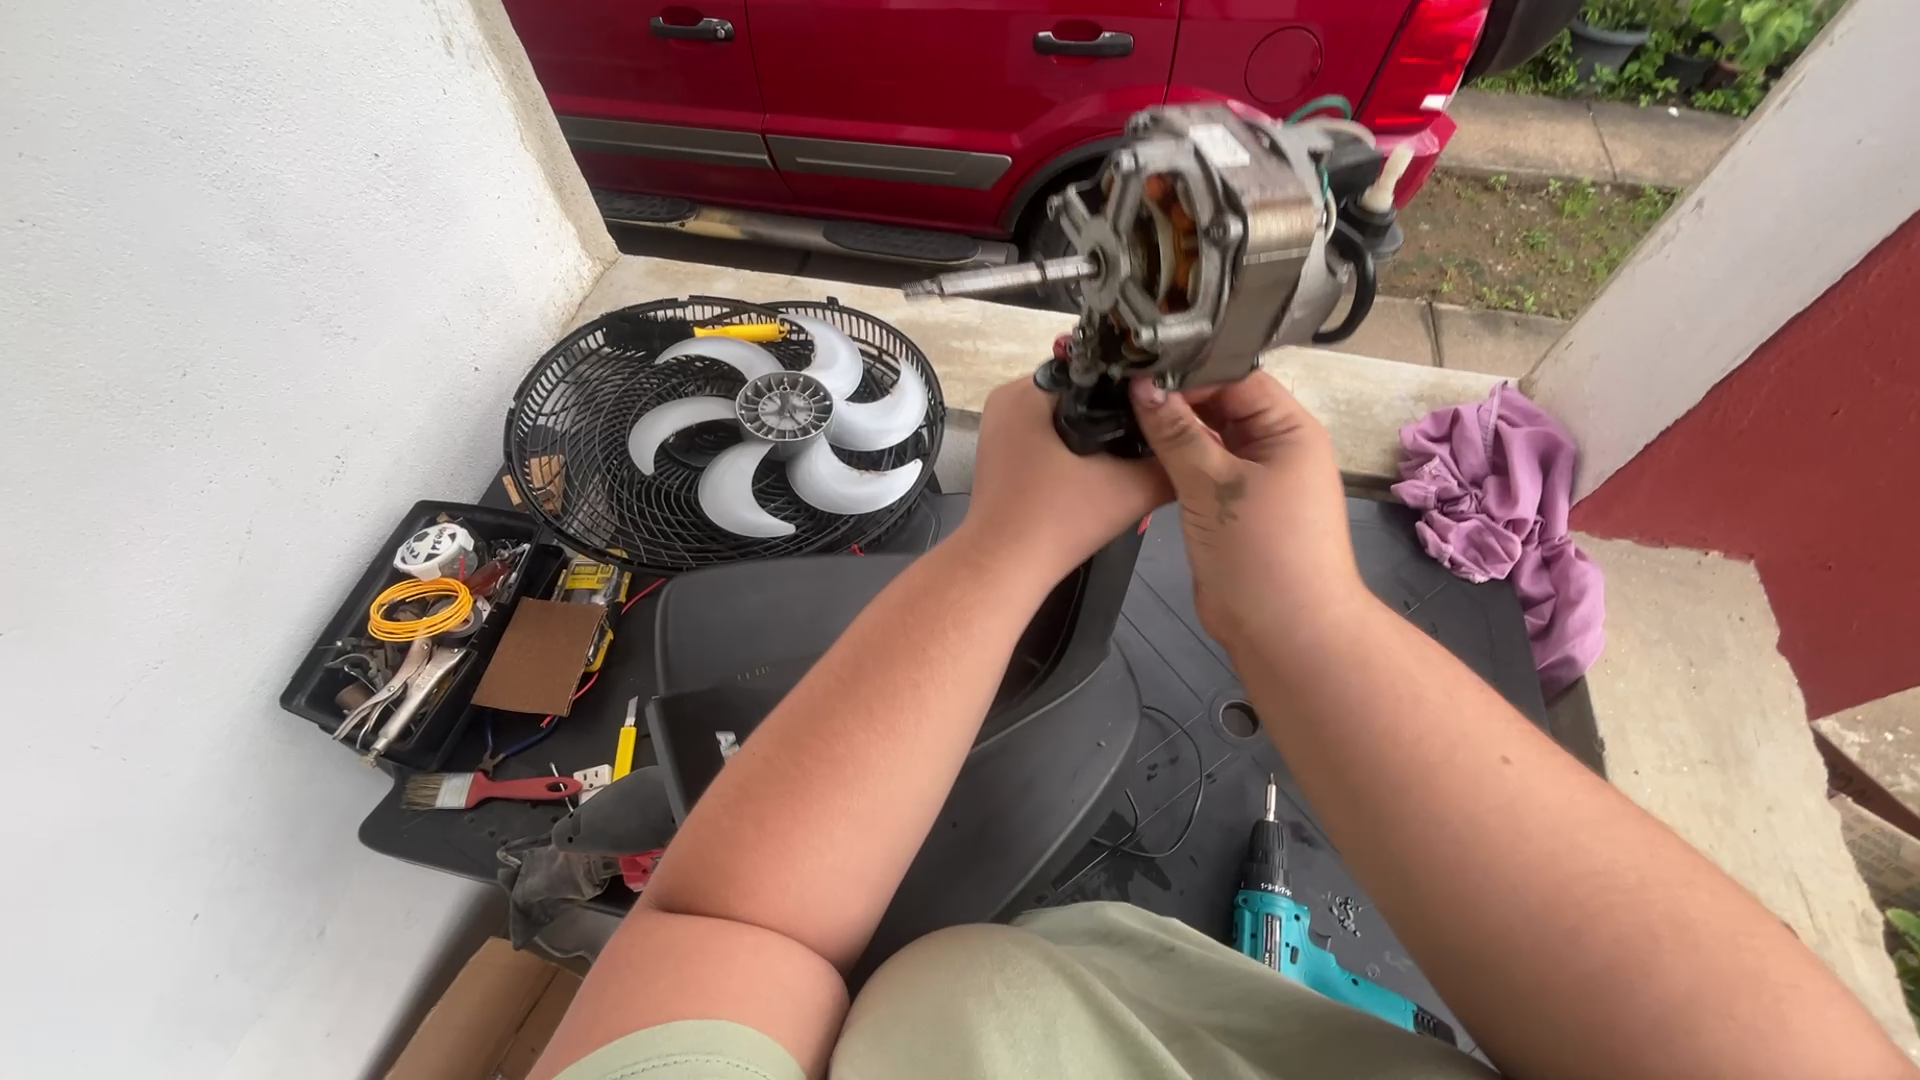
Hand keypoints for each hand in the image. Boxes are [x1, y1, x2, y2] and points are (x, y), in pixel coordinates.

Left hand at [957, 376, 1171, 581]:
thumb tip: (1200, 444)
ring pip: (1060, 414)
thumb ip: (1168, 463)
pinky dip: (1068, 446)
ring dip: (1092, 430)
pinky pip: (1042, 434)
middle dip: (1115, 410)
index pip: (1097, 368)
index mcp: (1029, 391)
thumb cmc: (1058, 521)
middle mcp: (1007, 398)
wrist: (1004, 568)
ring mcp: (997, 426)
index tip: (1165, 406)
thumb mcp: (1128, 490)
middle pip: (1079, 391)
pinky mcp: (997, 452)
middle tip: (1156, 429)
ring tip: (1133, 447)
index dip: (1134, 387)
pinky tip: (1096, 467)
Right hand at [1129, 372, 1367, 651]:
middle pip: (1220, 407)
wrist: (1284, 631)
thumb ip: (1176, 434)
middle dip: (1175, 403)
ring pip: (1206, 441)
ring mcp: (1251, 480)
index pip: (1236, 379)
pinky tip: (1136, 456)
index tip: (1139, 378)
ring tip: (1120, 420)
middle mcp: (1273, 448)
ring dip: (1170, 435)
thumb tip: (1142, 388)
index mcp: (1288, 430)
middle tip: (1120, 396)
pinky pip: (1199, 472)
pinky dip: (1172, 464)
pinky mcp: (1229, 509)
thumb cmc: (1262, 551)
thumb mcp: (1215, 485)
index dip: (1189, 376)